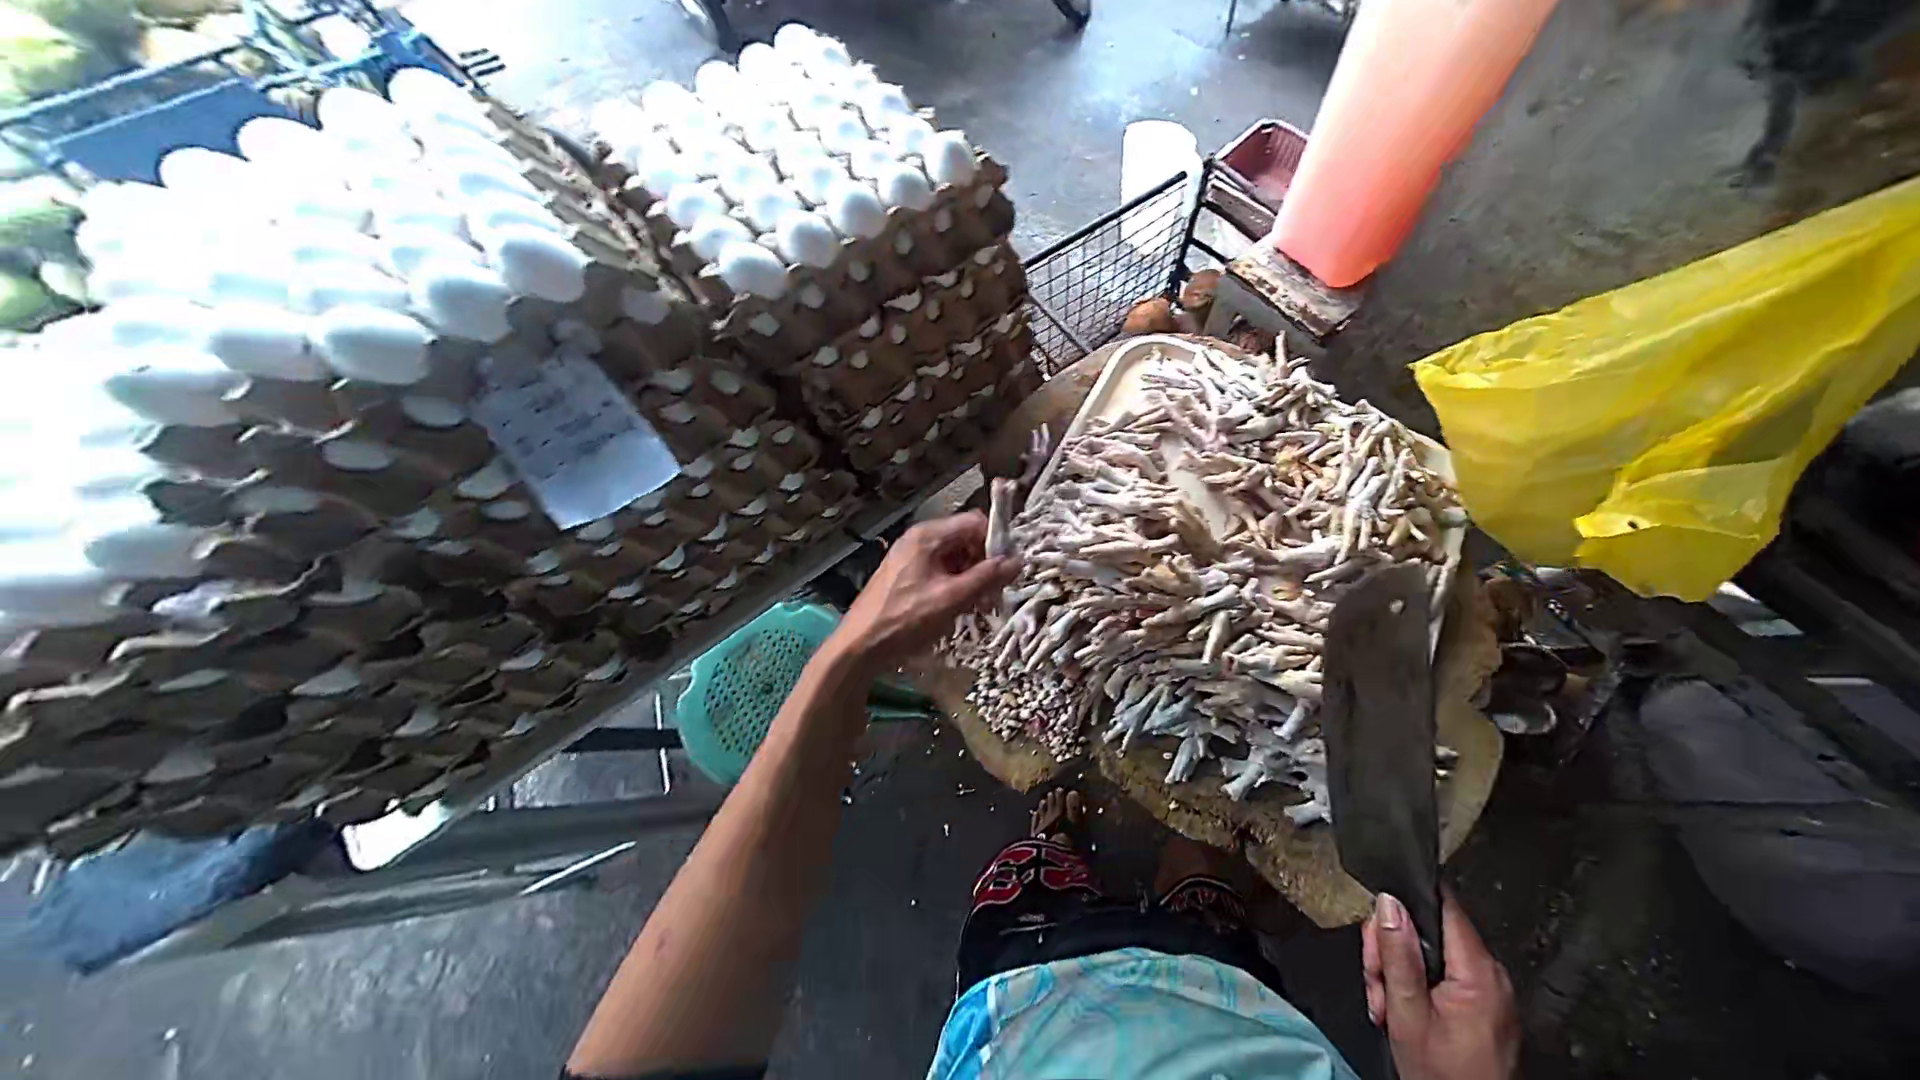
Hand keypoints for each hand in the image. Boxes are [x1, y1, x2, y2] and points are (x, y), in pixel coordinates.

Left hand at [827, 511, 1019, 672]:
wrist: (860, 646)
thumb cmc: (905, 619)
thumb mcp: (951, 599)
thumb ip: (986, 578)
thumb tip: (1018, 561)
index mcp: (928, 536)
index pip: (975, 522)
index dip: (995, 543)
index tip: (1007, 570)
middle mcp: (919, 539)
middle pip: (966, 539)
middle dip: (984, 564)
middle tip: (994, 594)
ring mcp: (911, 557)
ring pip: (955, 557)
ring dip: (972, 578)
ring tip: (980, 607)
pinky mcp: (907, 575)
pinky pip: (941, 571)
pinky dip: (955, 586)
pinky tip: (960, 608)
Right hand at [1362, 888, 1519, 1079]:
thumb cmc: (1443, 1076)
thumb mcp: (1407, 1014)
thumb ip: (1398, 955)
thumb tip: (1388, 902)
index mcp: (1479, 973)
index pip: (1443, 904)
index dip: (1403, 907)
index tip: (1377, 929)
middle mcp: (1491, 975)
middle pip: (1428, 930)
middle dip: (1390, 949)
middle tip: (1377, 984)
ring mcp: (1489, 991)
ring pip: (1428, 952)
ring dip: (1397, 971)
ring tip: (1387, 1005)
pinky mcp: (1483, 1004)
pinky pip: (1441, 973)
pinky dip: (1414, 985)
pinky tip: (1401, 1009)